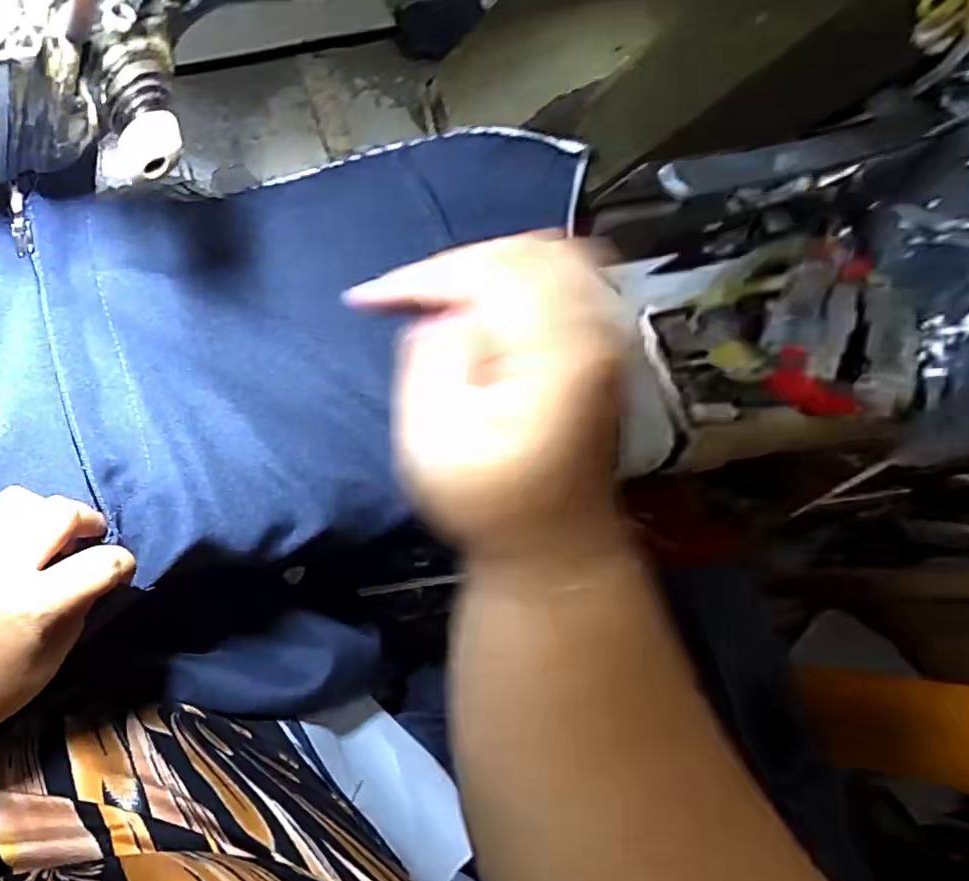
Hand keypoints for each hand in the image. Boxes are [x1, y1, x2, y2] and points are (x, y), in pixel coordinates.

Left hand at [0, 487, 136, 748]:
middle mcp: (4, 565)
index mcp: (34, 605)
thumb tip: (97, 576)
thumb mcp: (50, 661)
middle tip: (94, 538)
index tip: (122, 569)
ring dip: (50, 510)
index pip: (97, 564)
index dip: (121, 563)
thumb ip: (79, 610)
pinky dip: (18, 513)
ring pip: (24, 499)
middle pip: (60, 513)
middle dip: (88, 520)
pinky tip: (23, 537)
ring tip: (57, 534)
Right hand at [345, 234, 629, 563]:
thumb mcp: (436, 441)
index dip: (419, 278)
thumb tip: (436, 320)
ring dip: (478, 267)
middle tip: (396, 294)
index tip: (366, 299)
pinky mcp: (596, 348)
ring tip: (427, 295)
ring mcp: (603, 336)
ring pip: (546, 258)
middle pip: (524, 252)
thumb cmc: (485, 502)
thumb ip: (432, 365)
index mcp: (553, 351)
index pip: (488, 274)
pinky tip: (473, 305)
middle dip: (449, 265)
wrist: (550, 540)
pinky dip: (507, 278)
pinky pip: (558, 280)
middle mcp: (592, 329)